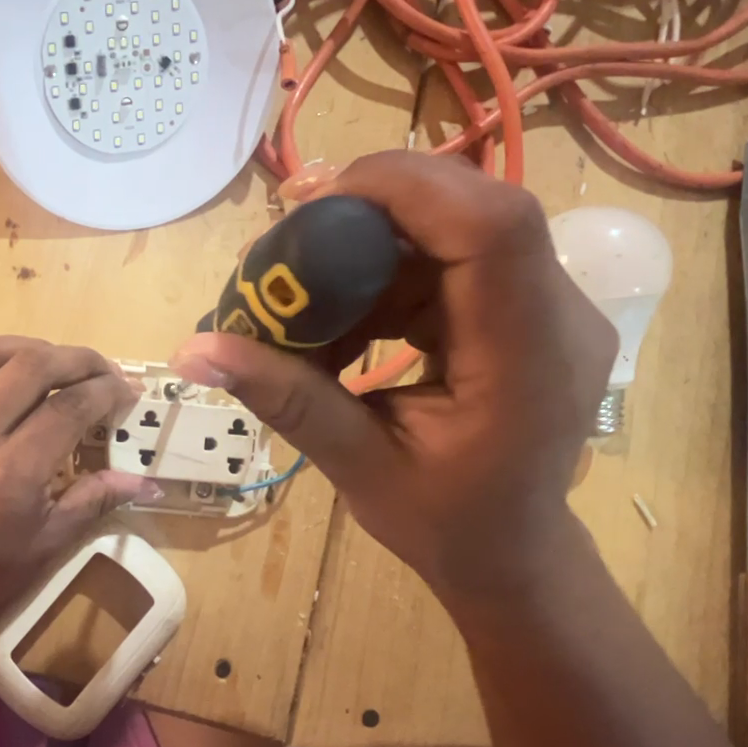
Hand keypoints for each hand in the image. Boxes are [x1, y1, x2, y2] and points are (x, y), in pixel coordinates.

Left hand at [0, 337, 157, 651]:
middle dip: (78, 360)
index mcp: (10, 474)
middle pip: (32, 366)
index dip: (107, 391)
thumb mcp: (44, 547)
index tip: (128, 391)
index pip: (69, 408)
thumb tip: (145, 481)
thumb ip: (93, 501)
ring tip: (56, 361)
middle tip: (103, 370)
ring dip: (30, 347)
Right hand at [170, 152, 615, 605]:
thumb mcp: (357, 465)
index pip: (489, 228)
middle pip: (471, 213)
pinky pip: (451, 263)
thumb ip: (285, 397)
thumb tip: (192, 352)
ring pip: (454, 232)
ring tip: (299, 288)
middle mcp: (555, 315)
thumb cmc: (444, 524)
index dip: (402, 191)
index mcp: (527, 358)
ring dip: (370, 249)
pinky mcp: (523, 310)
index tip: (310, 203)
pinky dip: (386, 277)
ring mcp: (546, 309)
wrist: (512, 555)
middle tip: (287, 237)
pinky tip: (340, 317)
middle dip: (371, 209)